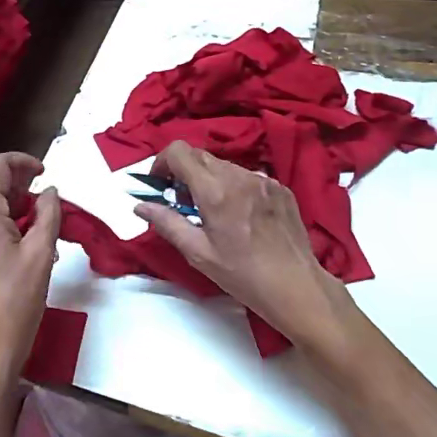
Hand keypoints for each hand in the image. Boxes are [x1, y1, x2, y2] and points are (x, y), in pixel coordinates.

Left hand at [0, 152, 60, 386]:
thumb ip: (48, 214)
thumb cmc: (17, 300)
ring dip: (24, 209)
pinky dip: (16, 227)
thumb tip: (50, 190)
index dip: (22, 160)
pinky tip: (36, 246)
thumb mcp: (42, 253)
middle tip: (55, 204)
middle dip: (27, 187)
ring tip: (50, 229)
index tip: (46, 173)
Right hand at [134, 142, 352, 348]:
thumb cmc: (243, 275)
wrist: (296, 285)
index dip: (162, 163)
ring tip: (213, 213)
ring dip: (210, 180)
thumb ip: (167, 223)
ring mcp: (263, 179)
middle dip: (184, 173)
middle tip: (182, 204)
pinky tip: (241, 216)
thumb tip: (141, 206)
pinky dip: (235, 187)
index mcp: (216, 191)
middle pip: (201, 156)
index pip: (179, 152)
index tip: (159, 185)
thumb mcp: (199, 253)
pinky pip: (248, 177)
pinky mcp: (280, 187)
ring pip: (225, 166)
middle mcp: (240, 176)